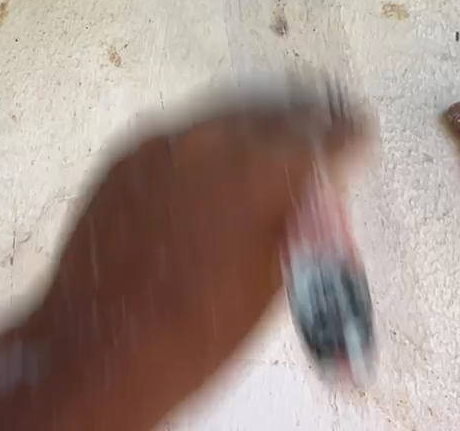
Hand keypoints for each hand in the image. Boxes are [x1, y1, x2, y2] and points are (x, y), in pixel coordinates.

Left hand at [29, 92, 369, 430]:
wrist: (100, 344)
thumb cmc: (191, 332)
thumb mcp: (271, 280)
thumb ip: (297, 218)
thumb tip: (316, 187)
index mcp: (256, 175)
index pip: (319, 139)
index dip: (346, 139)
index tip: (359, 135)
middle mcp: (210, 144)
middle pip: (273, 114)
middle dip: (306, 121)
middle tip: (327, 122)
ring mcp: (163, 142)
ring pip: (226, 116)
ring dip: (258, 123)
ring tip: (280, 131)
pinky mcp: (129, 152)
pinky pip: (182, 132)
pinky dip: (210, 139)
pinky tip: (221, 154)